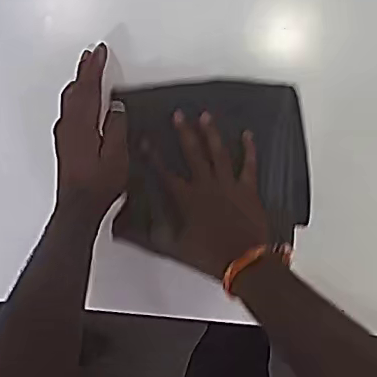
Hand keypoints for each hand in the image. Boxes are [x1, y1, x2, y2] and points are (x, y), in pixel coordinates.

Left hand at [53, 44, 127, 219]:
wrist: (78, 206)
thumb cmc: (98, 183)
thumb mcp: (117, 154)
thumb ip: (116, 127)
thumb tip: (115, 107)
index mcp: (82, 124)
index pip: (88, 87)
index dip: (95, 67)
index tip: (100, 51)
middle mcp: (69, 126)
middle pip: (75, 90)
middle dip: (84, 70)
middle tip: (92, 55)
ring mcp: (65, 134)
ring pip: (70, 99)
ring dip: (79, 82)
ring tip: (86, 70)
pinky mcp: (65, 143)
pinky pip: (69, 109)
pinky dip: (76, 97)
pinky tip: (81, 100)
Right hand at [131, 110, 272, 277]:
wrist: (244, 262)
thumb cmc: (210, 256)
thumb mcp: (175, 248)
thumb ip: (152, 234)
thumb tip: (127, 231)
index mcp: (187, 199)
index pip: (165, 172)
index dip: (153, 156)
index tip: (146, 140)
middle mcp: (206, 186)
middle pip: (192, 153)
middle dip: (184, 132)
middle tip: (178, 115)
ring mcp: (229, 185)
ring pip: (218, 153)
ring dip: (211, 133)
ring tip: (205, 116)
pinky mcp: (248, 189)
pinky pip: (248, 164)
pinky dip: (248, 149)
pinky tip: (247, 135)